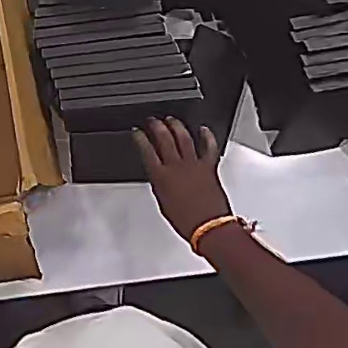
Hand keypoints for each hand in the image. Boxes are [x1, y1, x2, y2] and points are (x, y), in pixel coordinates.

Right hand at [133, 117, 228, 240]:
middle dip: (156, 126)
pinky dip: (206, 136)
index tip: (137, 131)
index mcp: (161, 176)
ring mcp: (193, 165)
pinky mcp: (209, 167)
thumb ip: (160, 184)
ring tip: (171, 120)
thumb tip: (159, 175)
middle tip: (152, 120)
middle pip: (164, 138)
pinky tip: (203, 129)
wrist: (210, 228)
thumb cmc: (186, 221)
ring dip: (176, 126)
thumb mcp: (163, 201)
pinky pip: (208, 147)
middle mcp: (176, 167)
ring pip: (183, 138)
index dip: (140, 138)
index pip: (146, 150)